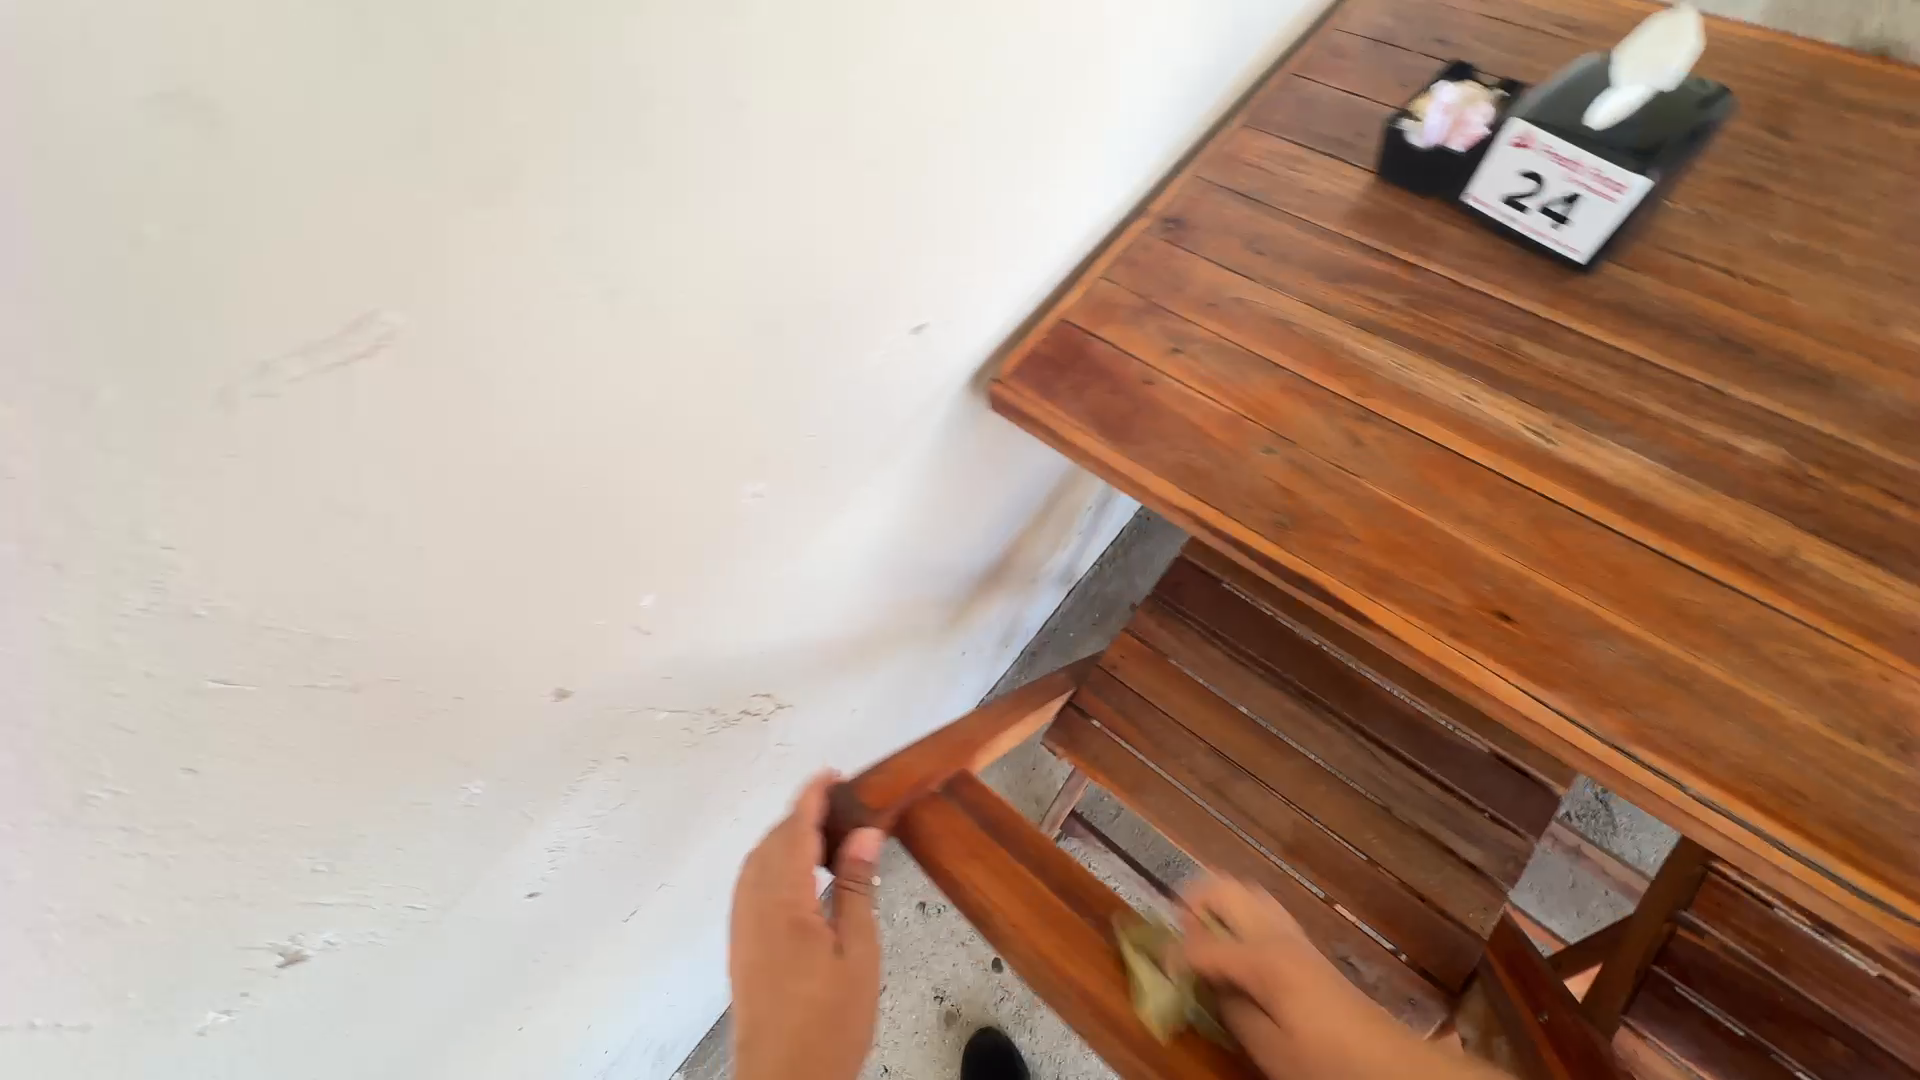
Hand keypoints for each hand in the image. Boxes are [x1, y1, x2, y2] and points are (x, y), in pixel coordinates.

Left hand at [729, 772, 885, 1079]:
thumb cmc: (830, 1020)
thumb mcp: (858, 952)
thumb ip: (856, 886)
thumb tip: (863, 832)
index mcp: (783, 902)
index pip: (794, 831)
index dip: (811, 797)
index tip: (832, 774)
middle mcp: (754, 905)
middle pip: (772, 842)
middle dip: (802, 815)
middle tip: (843, 808)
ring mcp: (742, 925)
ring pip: (758, 862)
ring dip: (788, 839)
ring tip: (829, 839)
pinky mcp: (741, 944)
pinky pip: (752, 884)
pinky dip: (776, 864)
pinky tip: (803, 877)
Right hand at [1176, 878, 1419, 1079]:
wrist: (1391, 1064)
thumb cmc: (1327, 1061)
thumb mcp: (1271, 1050)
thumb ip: (1231, 1011)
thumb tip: (1205, 985)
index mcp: (1262, 959)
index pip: (1201, 944)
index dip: (1173, 952)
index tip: (1156, 963)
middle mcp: (1274, 933)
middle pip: (1223, 889)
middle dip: (1191, 901)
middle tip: (1177, 930)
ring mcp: (1291, 933)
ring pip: (1243, 890)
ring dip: (1215, 901)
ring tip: (1201, 929)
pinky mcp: (1303, 943)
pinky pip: (1260, 906)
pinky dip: (1236, 911)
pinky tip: (1234, 941)